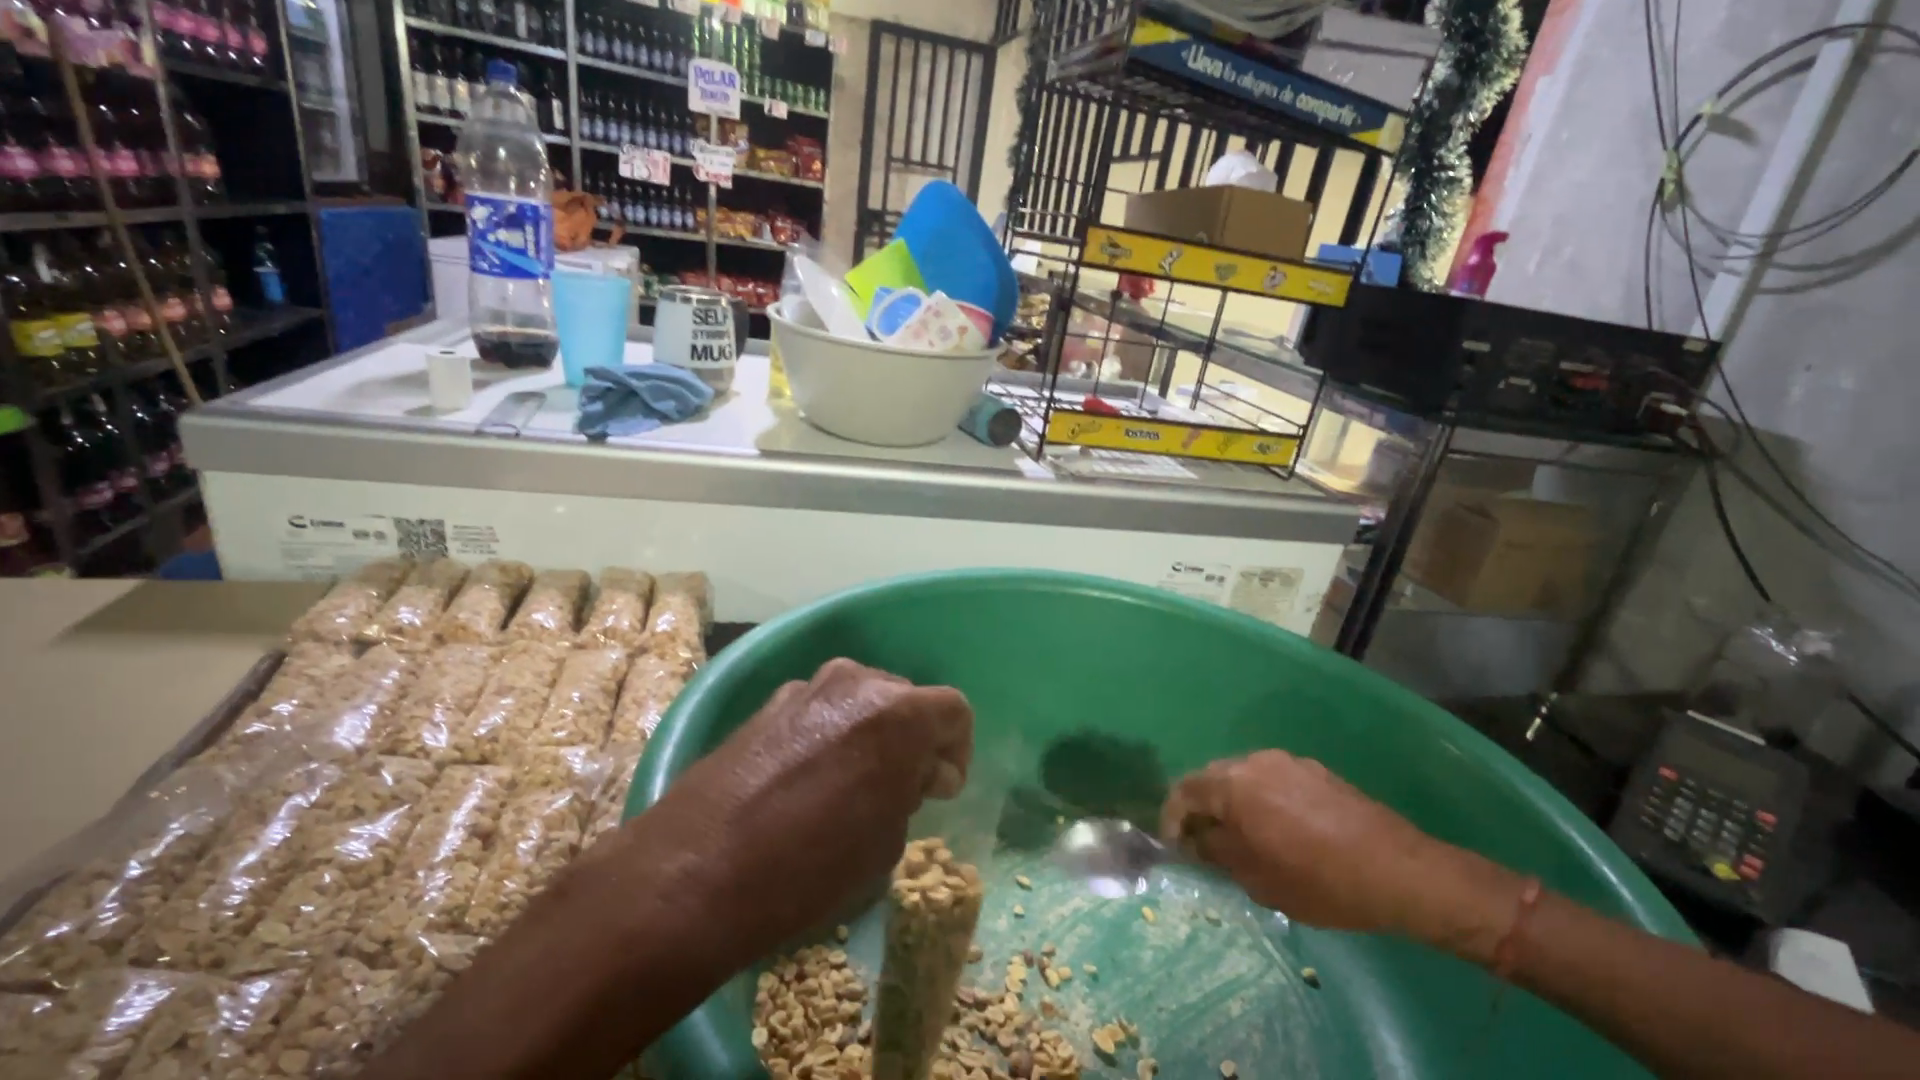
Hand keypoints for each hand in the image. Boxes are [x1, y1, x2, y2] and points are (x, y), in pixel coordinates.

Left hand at [637, 658, 972, 957]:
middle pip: (904, 697)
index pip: (953, 711)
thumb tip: (914, 772)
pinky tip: (807, 784)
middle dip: (911, 738)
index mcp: (898, 712)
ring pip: (857, 701)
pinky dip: (828, 737)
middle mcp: (854, 684)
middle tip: (900, 788)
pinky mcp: (763, 706)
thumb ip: (910, 791)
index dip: (955, 750)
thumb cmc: (811, 866)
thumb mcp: (886, 841)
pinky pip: (817, 713)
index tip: (940, 789)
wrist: (695, 871)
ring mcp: (803, 689)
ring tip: (852, 786)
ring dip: (867, 734)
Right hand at [1161, 750, 1483, 936]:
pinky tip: (1274, 831)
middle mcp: (1258, 762)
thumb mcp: (1255, 878)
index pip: (1184, 790)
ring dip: (1232, 803)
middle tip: (1200, 843)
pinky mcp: (1317, 773)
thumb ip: (1216, 852)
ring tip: (1237, 838)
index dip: (1171, 819)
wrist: (1400, 873)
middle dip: (1201, 808)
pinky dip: (1260, 800)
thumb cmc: (1318, 881)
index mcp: (1235, 784)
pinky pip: (1272, 781)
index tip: (1173, 847)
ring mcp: (1291, 763)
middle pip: (1212, 777)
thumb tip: (1198, 840)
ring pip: (1244, 777)